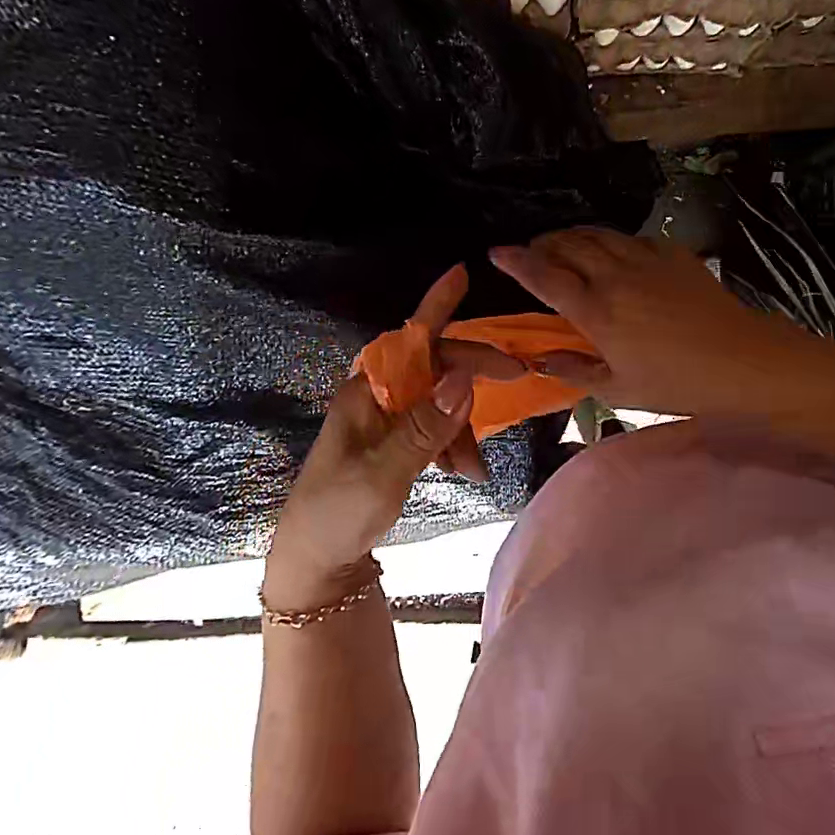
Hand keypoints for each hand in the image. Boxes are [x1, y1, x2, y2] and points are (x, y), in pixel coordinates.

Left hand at [266, 266, 522, 608]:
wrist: (316, 561)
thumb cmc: (337, 512)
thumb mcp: (383, 473)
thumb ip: (423, 426)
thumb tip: (463, 378)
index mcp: (366, 392)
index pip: (407, 340)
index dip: (435, 306)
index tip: (462, 274)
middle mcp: (376, 397)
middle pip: (433, 366)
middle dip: (471, 374)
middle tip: (517, 375)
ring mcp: (386, 420)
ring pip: (440, 401)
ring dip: (463, 427)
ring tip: (474, 470)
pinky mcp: (395, 443)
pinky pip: (435, 427)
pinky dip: (454, 445)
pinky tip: (464, 471)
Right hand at [490, 228, 807, 415]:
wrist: (744, 362)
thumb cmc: (677, 383)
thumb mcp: (619, 391)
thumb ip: (575, 371)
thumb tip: (542, 360)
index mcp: (597, 311)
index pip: (545, 276)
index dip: (516, 262)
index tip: (496, 252)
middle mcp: (615, 277)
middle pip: (568, 245)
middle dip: (543, 243)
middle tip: (532, 251)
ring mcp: (646, 260)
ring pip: (598, 234)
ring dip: (572, 235)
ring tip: (562, 243)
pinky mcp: (672, 254)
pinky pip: (630, 237)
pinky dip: (609, 239)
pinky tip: (612, 251)